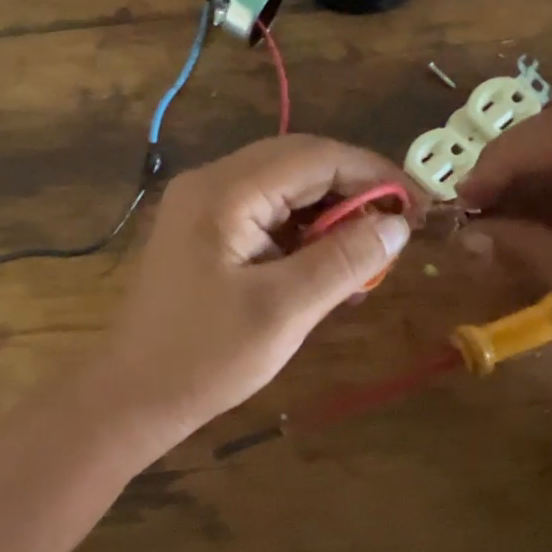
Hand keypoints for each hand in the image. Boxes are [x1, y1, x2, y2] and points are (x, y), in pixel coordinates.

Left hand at [97, 135, 411, 436]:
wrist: (134, 395)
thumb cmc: (206, 357)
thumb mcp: (284, 310)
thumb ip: (343, 261)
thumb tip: (398, 224)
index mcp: (224, 192)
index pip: (314, 156)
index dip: (372, 173)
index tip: (417, 207)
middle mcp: (208, 185)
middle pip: (297, 164)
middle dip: (351, 192)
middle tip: (395, 232)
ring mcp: (200, 209)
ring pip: (281, 190)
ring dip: (326, 216)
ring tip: (364, 258)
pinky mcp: (200, 235)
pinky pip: (261, 217)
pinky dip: (298, 236)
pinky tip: (323, 269)